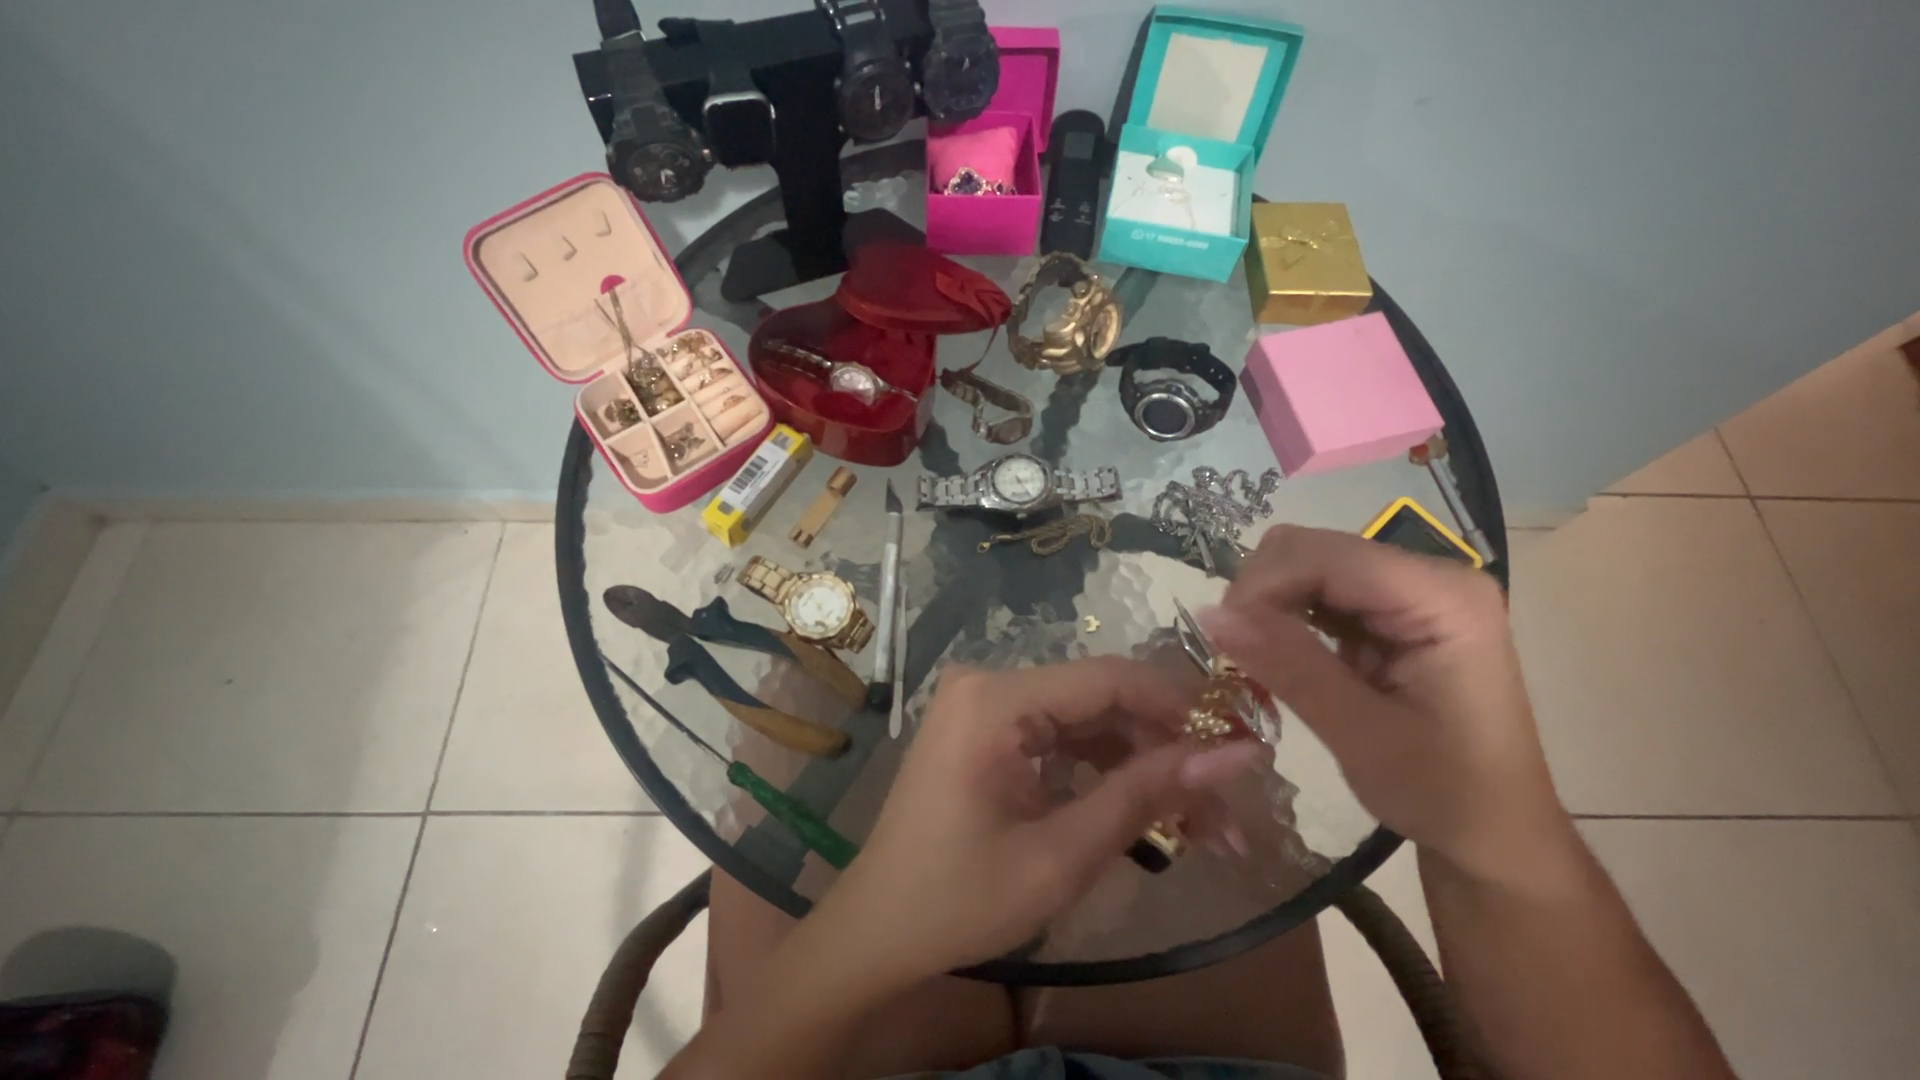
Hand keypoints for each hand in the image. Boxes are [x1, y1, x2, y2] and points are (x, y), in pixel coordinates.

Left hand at [814, 658, 1263, 987]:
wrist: (879, 931)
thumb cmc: (960, 899)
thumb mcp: (1063, 854)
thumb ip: (1147, 795)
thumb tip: (1240, 753)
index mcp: (995, 699)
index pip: (1111, 679)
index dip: (1182, 709)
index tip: (1243, 751)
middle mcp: (990, 686)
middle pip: (1104, 701)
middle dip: (1170, 754)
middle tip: (1230, 813)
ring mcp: (987, 709)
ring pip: (1091, 724)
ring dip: (1146, 770)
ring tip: (1207, 829)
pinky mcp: (990, 735)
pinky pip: (1064, 742)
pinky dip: (1107, 776)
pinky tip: (1151, 816)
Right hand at [1200, 526, 1570, 882]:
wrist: (1494, 831)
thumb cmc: (1441, 791)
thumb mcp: (1358, 734)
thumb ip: (1288, 666)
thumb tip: (1209, 614)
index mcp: (1444, 597)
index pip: (1329, 557)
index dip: (1264, 586)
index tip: (1221, 638)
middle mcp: (1433, 576)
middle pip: (1316, 549)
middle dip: (1264, 593)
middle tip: (1239, 656)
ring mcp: (1415, 589)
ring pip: (1310, 564)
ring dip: (1273, 605)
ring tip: (1260, 660)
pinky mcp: (1397, 609)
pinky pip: (1323, 590)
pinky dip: (1290, 616)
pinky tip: (1285, 656)